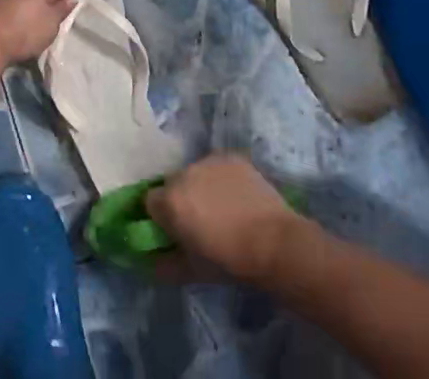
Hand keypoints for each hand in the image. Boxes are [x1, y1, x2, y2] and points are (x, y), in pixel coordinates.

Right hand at [144, 154, 307, 283]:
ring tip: (225, 207)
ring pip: (194, 173)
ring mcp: (206, 162)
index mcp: (168, 201)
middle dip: (182, 199)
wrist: (280, 246)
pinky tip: (238, 195)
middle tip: (204, 220)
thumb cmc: (234, 261)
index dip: (164, 216)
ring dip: (201, 186)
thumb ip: (165, 264)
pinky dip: (222, 178)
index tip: (179, 229)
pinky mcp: (230, 157)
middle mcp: (180, 175)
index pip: (150, 201)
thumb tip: (148, 264)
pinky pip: (217, 166)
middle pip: (172, 184)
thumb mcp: (195, 270)